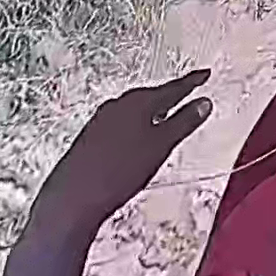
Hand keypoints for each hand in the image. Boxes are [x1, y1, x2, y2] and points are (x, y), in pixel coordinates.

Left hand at [31, 70, 212, 231]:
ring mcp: (102, 120)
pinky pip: (120, 122)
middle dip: (170, 96)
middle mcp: (119, 104)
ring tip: (164, 118)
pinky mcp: (90, 137)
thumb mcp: (160, 146)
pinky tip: (135, 140)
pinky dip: (135, 125)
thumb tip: (204, 103)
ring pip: (134, 109)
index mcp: (139, 101)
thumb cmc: (117, 172)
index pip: (173, 88)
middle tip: (187, 92)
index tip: (204, 74)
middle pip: (152, 96)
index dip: (192, 82)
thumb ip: (184, 122)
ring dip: (151, 112)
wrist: (71, 201)